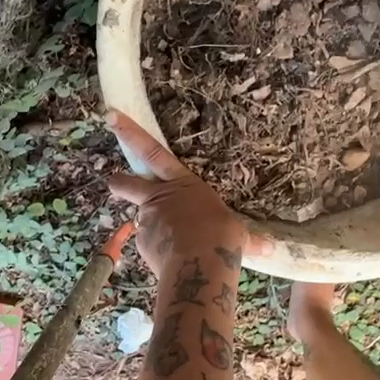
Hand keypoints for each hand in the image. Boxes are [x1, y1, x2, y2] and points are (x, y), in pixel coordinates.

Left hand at [106, 111, 249, 278]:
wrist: (200, 263)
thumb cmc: (222, 236)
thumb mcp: (237, 232)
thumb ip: (246, 238)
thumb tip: (268, 249)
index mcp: (183, 183)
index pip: (152, 151)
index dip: (130, 133)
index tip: (111, 116)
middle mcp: (159, 198)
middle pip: (128, 183)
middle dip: (119, 181)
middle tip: (113, 182)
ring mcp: (147, 221)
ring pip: (144, 222)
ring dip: (155, 231)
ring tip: (176, 248)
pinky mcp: (142, 244)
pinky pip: (150, 247)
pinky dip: (159, 253)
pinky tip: (174, 263)